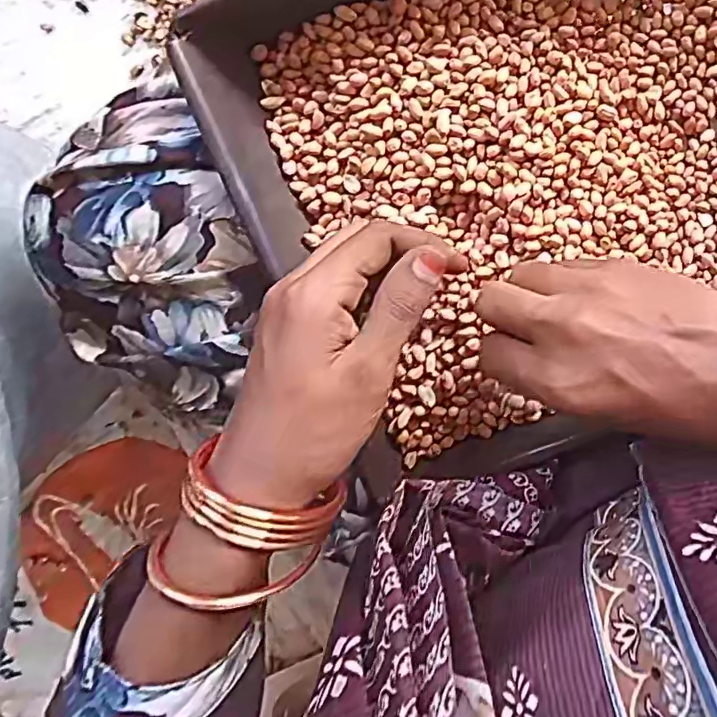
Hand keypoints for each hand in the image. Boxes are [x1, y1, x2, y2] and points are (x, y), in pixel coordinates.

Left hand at [213, 221, 466, 506]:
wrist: (258, 480)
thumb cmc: (314, 434)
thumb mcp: (368, 371)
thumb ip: (400, 306)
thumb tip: (431, 257)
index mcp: (312, 293)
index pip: (376, 236)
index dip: (423, 242)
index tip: (458, 266)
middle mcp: (292, 285)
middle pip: (358, 236)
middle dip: (408, 244)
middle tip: (446, 270)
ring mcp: (286, 300)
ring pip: (345, 253)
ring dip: (389, 260)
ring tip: (426, 285)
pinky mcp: (288, 318)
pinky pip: (333, 278)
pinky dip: (368, 279)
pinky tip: (391, 303)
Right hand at [475, 258, 716, 442]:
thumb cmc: (679, 407)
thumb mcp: (602, 412)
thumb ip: (551, 380)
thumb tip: (526, 356)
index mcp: (558, 380)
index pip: (488, 354)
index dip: (498, 355)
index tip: (513, 355)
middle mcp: (560, 328)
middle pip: (489, 299)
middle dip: (499, 313)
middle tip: (523, 324)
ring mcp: (584, 289)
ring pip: (521, 272)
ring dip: (528, 290)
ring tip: (556, 306)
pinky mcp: (610, 262)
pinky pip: (563, 264)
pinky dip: (564, 279)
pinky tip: (591, 295)